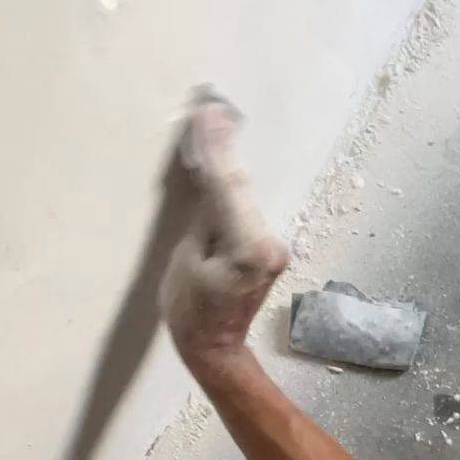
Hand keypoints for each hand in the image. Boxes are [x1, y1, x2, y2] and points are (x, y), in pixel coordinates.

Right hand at [160, 96, 289, 372]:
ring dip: (228, 171)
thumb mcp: (185, 261)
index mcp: (247, 250)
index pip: (228, 190)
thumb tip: (210, 178)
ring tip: (213, 130)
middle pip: (240, 190)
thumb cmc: (191, 313)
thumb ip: (202, 217)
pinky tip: (221, 171)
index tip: (210, 114)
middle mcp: (269, 245)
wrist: (216, 349)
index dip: (216, 150)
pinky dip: (232, 194)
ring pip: (245, 200)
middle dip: (224, 153)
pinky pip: (247, 213)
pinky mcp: (271, 250)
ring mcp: (275, 248)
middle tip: (213, 110)